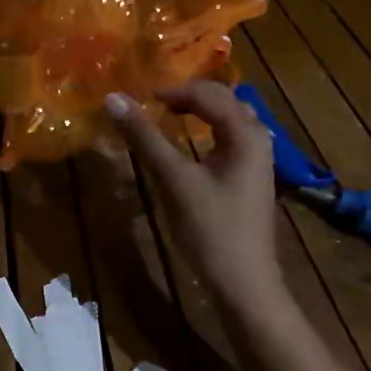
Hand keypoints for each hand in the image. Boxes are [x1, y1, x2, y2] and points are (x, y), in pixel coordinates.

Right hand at [106, 82, 283, 303]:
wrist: (242, 280)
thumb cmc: (209, 227)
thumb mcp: (173, 179)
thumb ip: (144, 137)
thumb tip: (113, 99)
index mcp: (245, 133)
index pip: (207, 93)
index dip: (170, 90)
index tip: (136, 99)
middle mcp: (257, 139)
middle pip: (222, 101)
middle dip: (185, 96)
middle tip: (148, 104)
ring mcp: (256, 160)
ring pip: (226, 120)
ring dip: (195, 113)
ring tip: (163, 118)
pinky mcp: (248, 178)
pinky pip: (226, 140)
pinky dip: (202, 133)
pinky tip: (184, 148)